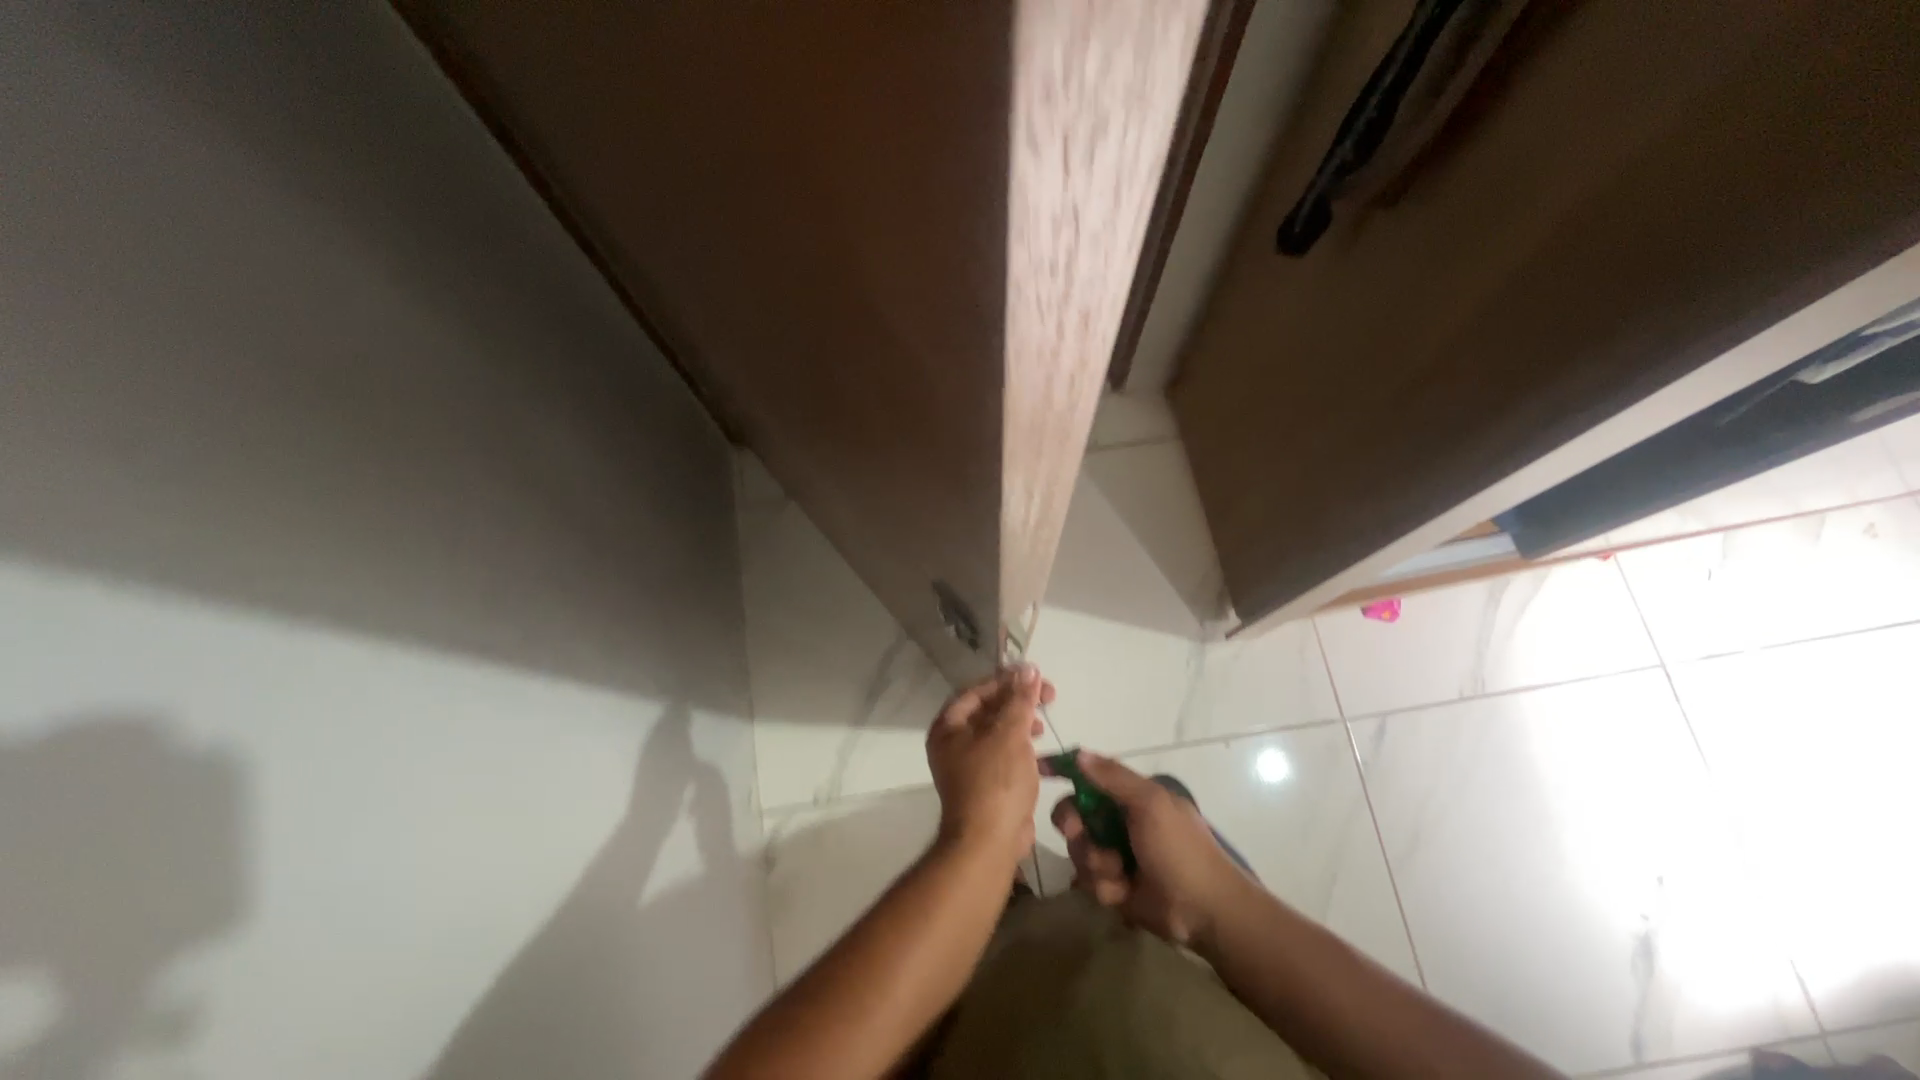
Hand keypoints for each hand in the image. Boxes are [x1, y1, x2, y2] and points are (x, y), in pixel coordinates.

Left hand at [925, 665, 1054, 864]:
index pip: (978, 690)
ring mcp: (967, 765)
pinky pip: (1003, 753)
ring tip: (1042, 724)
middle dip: (1017, 700)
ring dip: (1020, 722)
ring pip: (996, 731)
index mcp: (948, 727)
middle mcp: (952, 743)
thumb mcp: (1009, 734)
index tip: (1037, 678)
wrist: (989, 842)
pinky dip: (1020, 745)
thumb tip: (1029, 668)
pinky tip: (1038, 748)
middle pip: (987, 709)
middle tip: (1048, 697)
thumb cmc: (995, 781)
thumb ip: (1020, 699)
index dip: (1007, 680)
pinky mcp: (985, 783)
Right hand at [1052, 752, 1248, 947]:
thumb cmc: (1179, 848)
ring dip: (1096, 862)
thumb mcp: (1150, 804)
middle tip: (1077, 833)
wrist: (1204, 909)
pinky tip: (1126, 893)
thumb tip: (1080, 754)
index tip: (1040, 770)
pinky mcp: (1114, 887)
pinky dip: (1106, 887)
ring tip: (1120, 873)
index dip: (1064, 771)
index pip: (1091, 777)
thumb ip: (1113, 778)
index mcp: (1132, 797)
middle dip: (1073, 826)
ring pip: (1079, 851)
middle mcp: (1119, 822)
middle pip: (1073, 815)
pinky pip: (1090, 881)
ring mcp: (1116, 856)